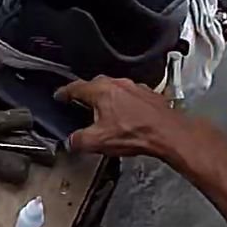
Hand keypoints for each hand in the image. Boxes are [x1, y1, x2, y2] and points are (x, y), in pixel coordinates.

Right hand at [56, 76, 221, 161]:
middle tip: (78, 101)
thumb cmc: (135, 133)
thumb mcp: (97, 142)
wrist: (167, 133)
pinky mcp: (149, 95)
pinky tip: (124, 116)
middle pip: (95, 84)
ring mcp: (135, 88)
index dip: (65, 92)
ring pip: (114, 89)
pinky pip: (129, 96)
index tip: (59, 95)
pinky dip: (122, 103)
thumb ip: (78, 141)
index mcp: (101, 91)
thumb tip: (71, 141)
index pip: (76, 87)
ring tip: (101, 111)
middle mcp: (118, 84)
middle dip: (85, 93)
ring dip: (106, 98)